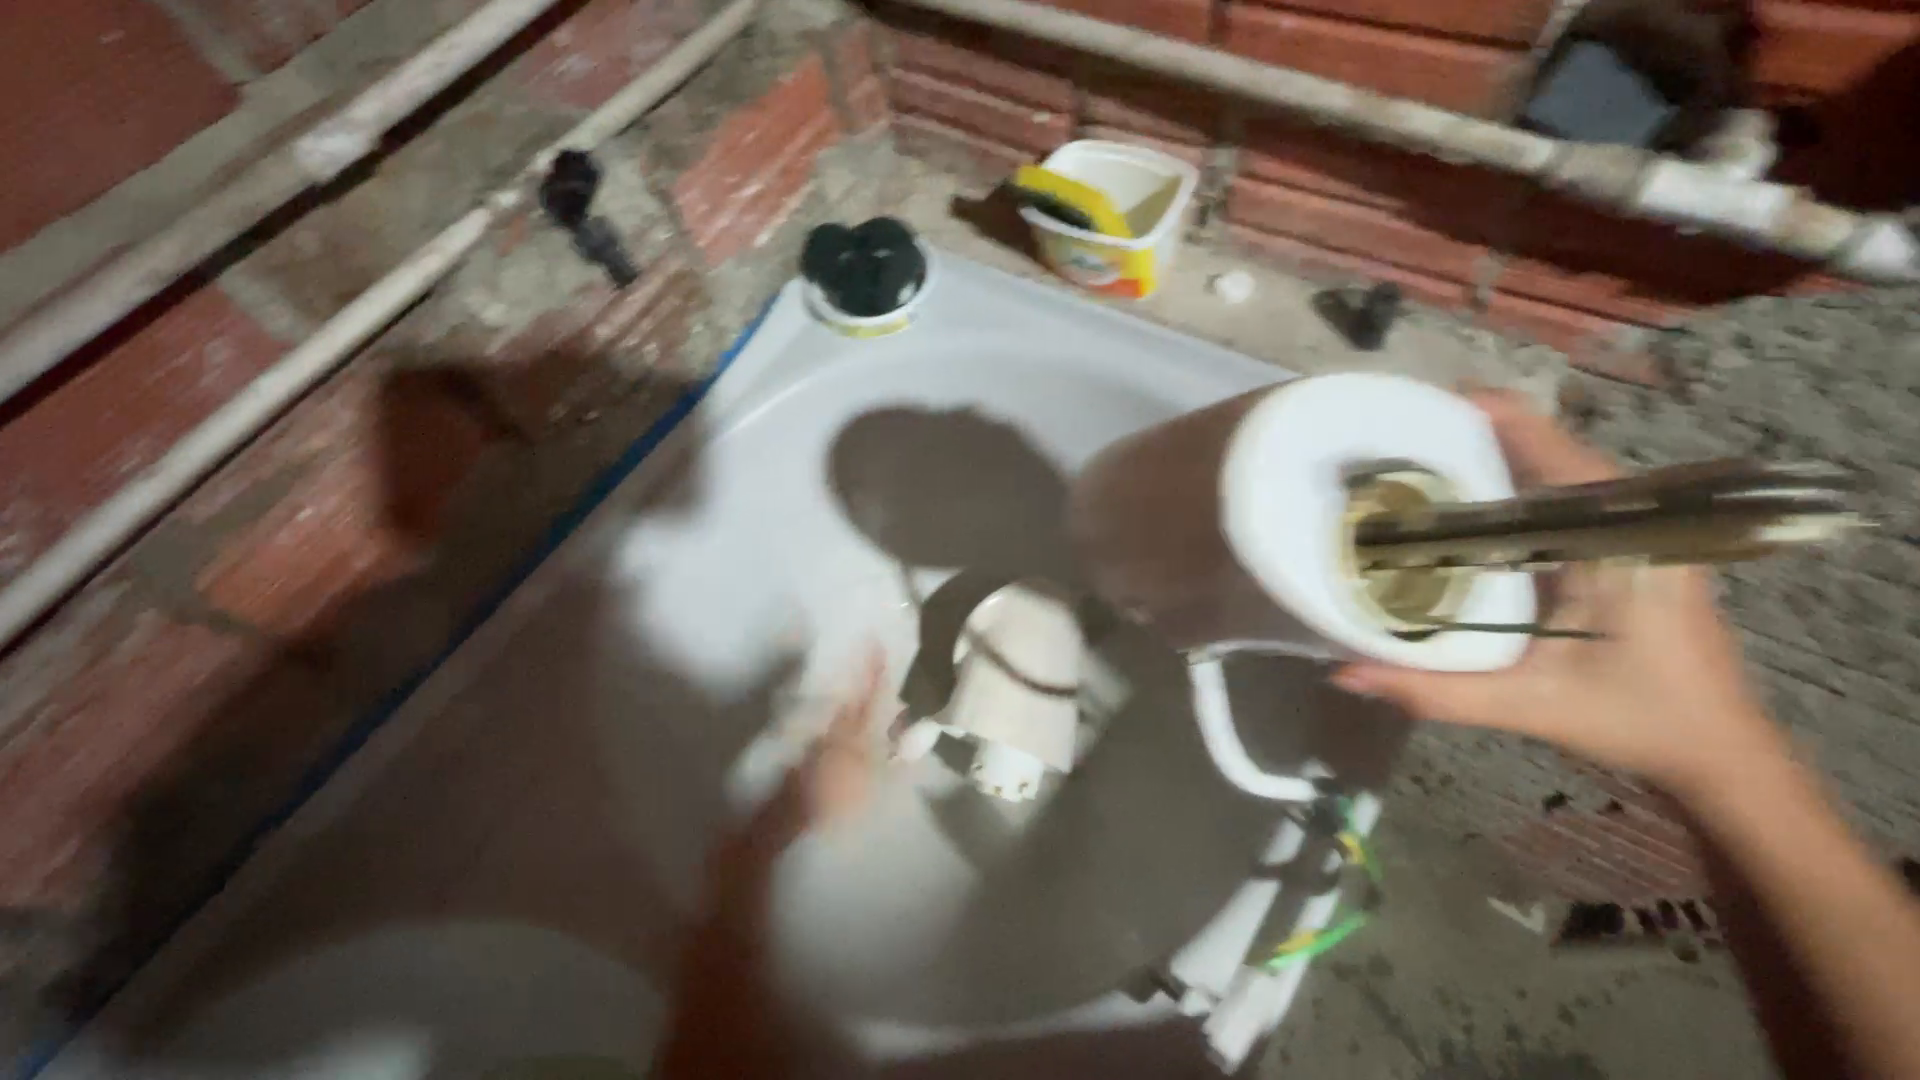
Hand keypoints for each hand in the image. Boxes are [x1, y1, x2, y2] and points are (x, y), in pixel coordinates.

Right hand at [1332, 391, 1782, 795]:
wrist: (1718, 755)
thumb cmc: (1637, 722)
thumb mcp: (1529, 707)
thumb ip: (1435, 691)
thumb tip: (1343, 672)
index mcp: (1623, 539)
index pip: (1552, 448)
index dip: (1487, 416)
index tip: (1415, 409)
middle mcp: (1635, 521)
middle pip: (1545, 451)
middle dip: (1471, 437)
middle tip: (1393, 444)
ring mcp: (1637, 533)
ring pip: (1553, 474)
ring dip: (1488, 463)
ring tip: (1414, 466)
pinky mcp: (1628, 551)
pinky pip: (1560, 501)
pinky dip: (1510, 493)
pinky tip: (1461, 510)